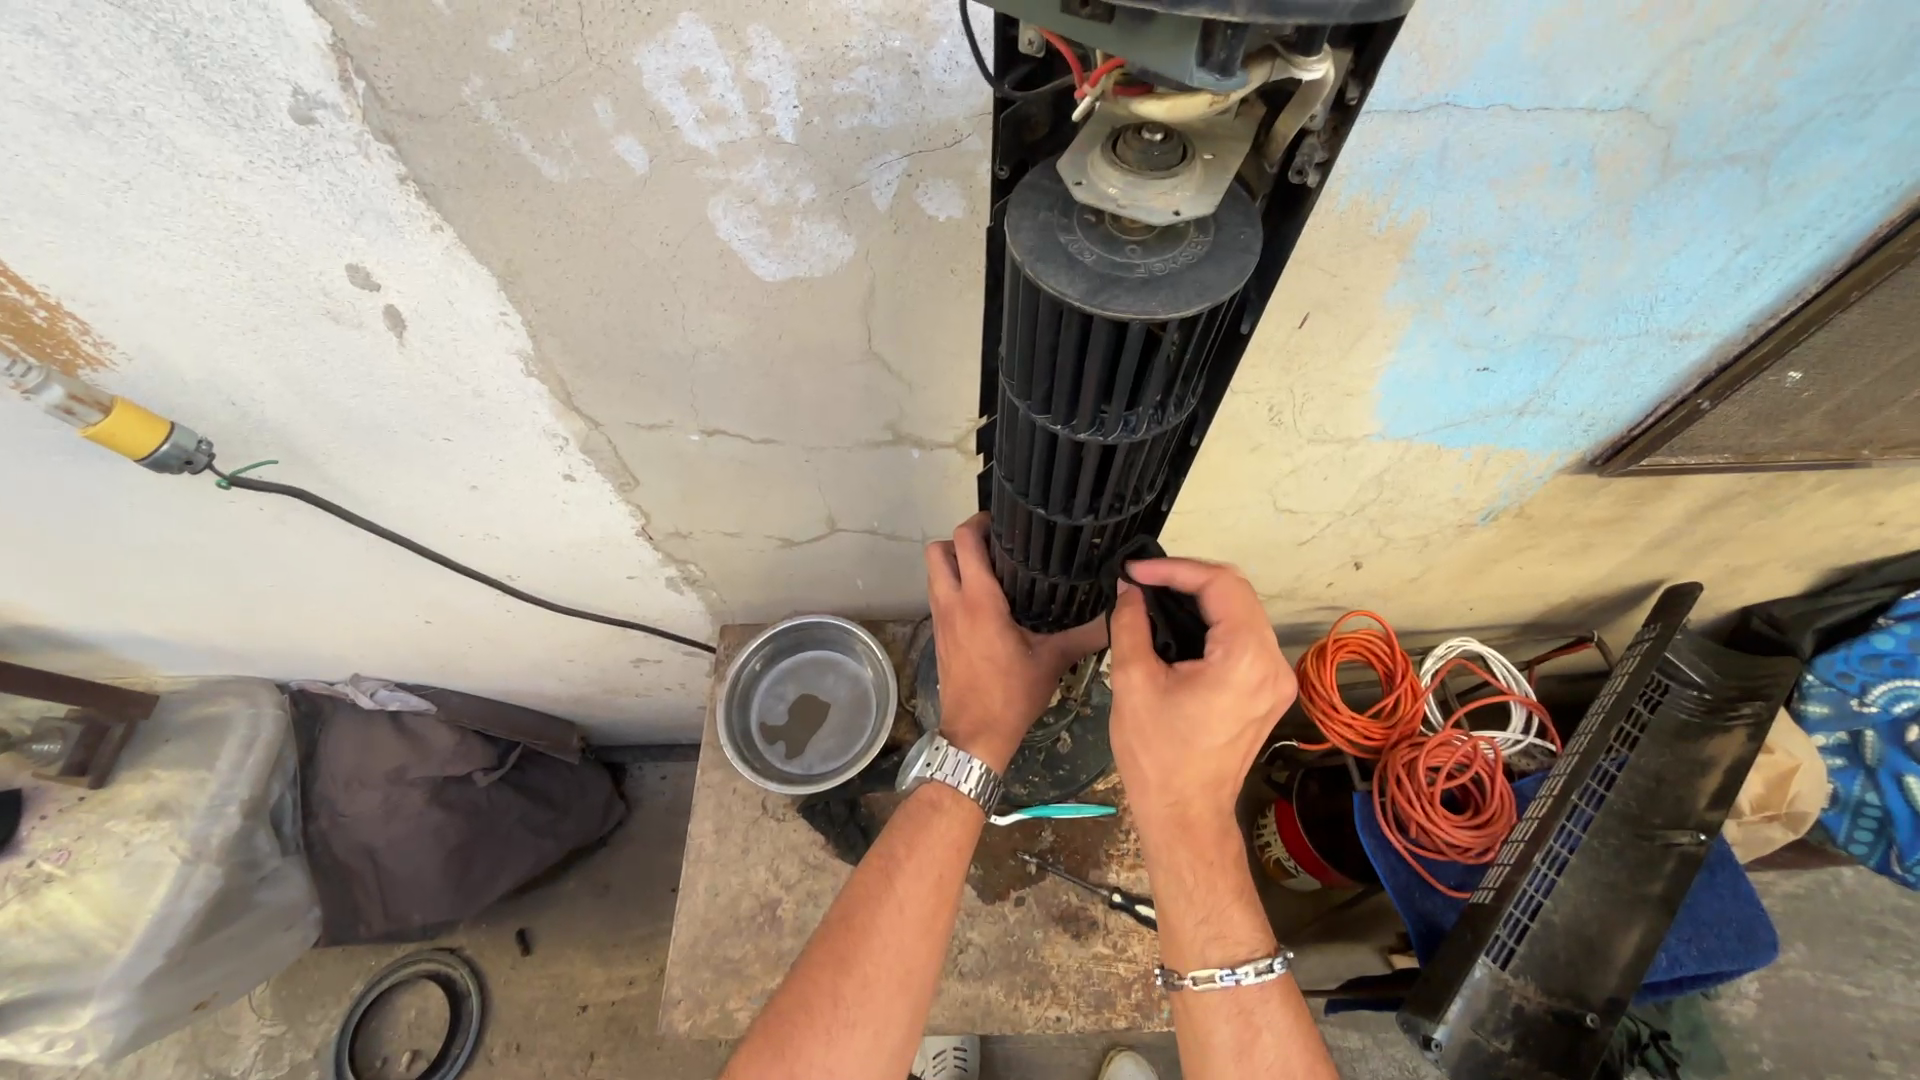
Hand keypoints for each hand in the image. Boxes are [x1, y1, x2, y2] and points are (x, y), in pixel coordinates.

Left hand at [924, 513, 1105, 771]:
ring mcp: (940, 619)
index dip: (980, 522)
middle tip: (994, 544)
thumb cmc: (1011, 695)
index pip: (966, 541)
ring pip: (935, 573)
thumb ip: (1085, 634)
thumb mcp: (1052, 661)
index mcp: (978, 600)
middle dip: (961, 539)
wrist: (974, 736)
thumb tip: (1117, 612)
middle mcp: (952, 603)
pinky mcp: (939, 636)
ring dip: (954, 563)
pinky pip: (939, 595)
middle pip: (938, 550)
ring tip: (992, 568)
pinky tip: (984, 600)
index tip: (1004, 522)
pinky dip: (953, 586)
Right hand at [1108, 558, 1295, 828]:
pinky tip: (1179, 623)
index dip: (1175, 569)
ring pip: (1244, 613)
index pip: (1220, 585)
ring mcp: (1277, 678)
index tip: (1134, 571)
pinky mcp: (1269, 690)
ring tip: (1155, 594)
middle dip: (1189, 578)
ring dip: (1202, 599)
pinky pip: (1245, 637)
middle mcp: (1274, 663)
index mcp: (1245, 659)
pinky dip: (1213, 622)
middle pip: (1238, 593)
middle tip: (1143, 579)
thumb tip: (1128, 589)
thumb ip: (1130, 623)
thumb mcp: (1133, 682)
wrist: (1185, 812)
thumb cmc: (1157, 754)